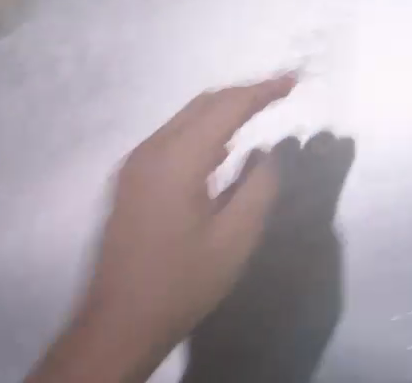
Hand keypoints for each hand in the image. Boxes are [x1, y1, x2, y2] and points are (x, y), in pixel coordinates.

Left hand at [29, 74, 296, 382]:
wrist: (116, 329)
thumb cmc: (182, 282)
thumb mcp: (237, 236)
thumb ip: (262, 183)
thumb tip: (273, 148)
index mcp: (177, 161)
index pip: (227, 106)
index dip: (265, 90)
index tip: (296, 81)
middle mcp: (150, 153)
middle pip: (204, 103)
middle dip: (246, 92)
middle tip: (284, 91)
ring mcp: (135, 167)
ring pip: (187, 117)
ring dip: (225, 108)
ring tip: (262, 110)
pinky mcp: (130, 182)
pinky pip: (174, 136)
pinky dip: (206, 127)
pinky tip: (226, 143)